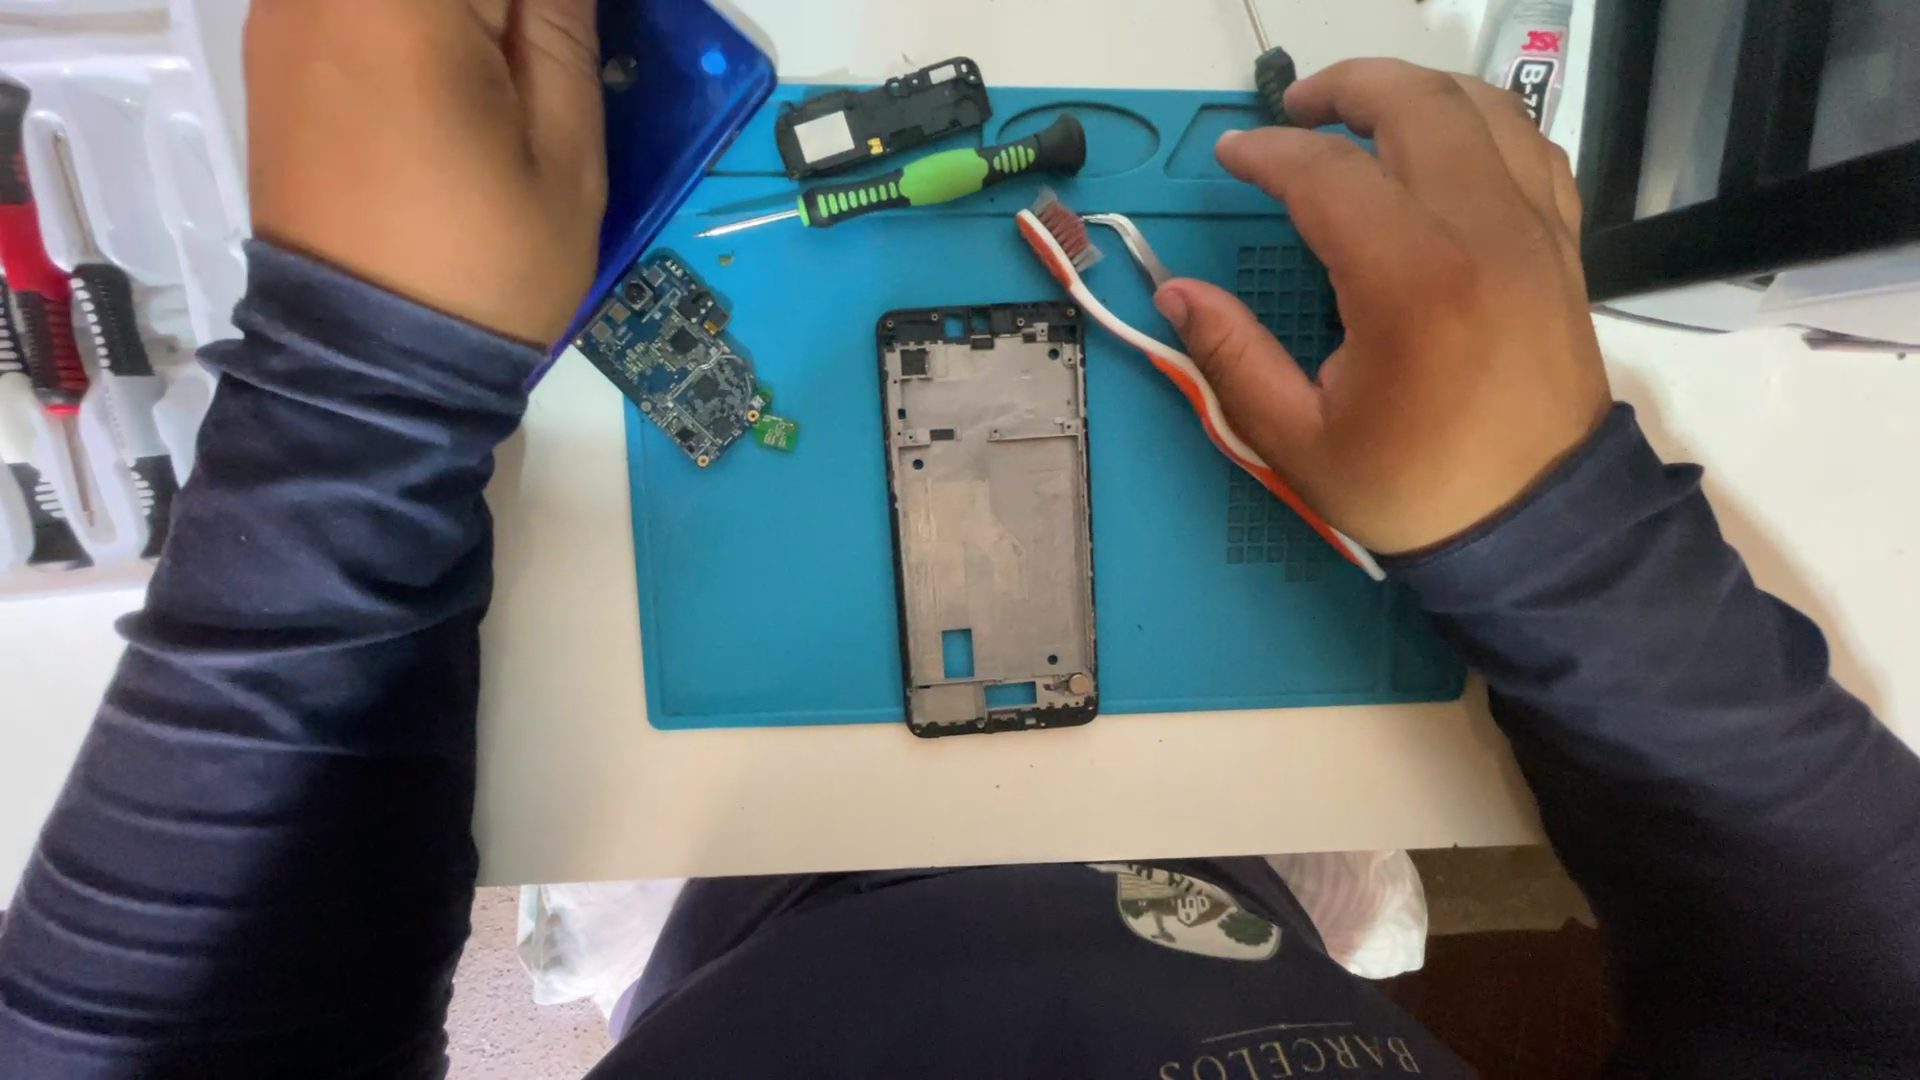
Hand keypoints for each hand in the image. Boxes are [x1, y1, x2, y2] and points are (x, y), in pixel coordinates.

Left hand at [246, 0, 606, 347]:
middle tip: (544, 67)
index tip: (570, 54)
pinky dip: (414, 31)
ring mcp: (282, 15)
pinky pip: (353, 9)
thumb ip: (564, 42)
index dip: (549, 12)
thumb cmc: (494, 266)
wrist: (380, 355)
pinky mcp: (273, 53)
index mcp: (403, 8)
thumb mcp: (567, 165)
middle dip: (509, 16)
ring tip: (505, 86)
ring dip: (471, 26)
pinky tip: (449, 89)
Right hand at [1153, 59, 1609, 555]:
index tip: (1230, 155)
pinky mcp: (1560, 247)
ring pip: (1484, 110)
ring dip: (1412, 94)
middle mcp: (1482, 234)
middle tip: (1290, 110)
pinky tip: (1439, 150)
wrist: (1528, 523)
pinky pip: (1528, 148)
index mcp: (1410, 283)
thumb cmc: (1402, 485)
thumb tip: (1174, 293)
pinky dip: (1476, 126)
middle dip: (1345, 88)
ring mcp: (1534, 233)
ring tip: (1356, 115)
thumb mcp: (1293, 438)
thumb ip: (1230, 357)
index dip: (1269, 155)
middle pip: (1419, 108)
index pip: (1330, 178)